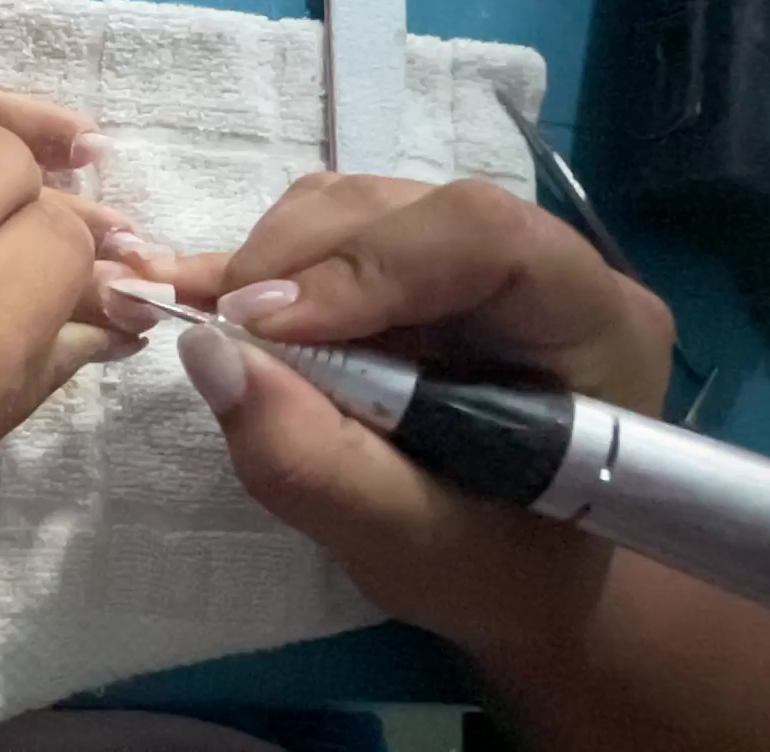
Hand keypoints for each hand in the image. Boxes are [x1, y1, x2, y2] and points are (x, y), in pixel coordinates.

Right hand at [164, 174, 674, 651]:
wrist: (493, 557)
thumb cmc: (484, 563)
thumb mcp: (403, 541)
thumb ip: (312, 458)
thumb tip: (208, 350)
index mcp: (581, 322)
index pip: (475, 235)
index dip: (359, 266)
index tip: (264, 328)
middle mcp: (519, 261)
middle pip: (385, 209)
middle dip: (286, 264)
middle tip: (225, 334)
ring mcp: (442, 251)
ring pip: (333, 206)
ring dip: (257, 263)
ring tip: (222, 329)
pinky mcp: (380, 259)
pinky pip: (301, 227)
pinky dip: (237, 263)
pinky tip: (188, 289)